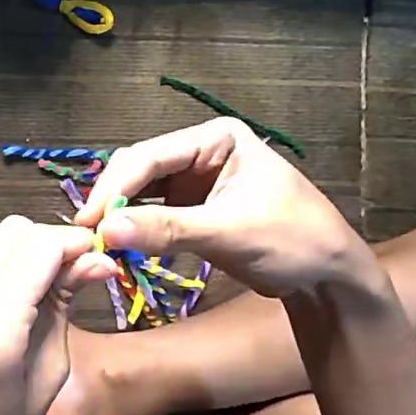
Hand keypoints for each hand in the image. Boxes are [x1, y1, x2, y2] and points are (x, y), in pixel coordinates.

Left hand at [0, 215, 114, 414]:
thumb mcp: (43, 380)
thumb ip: (63, 307)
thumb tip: (97, 261)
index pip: (38, 249)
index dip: (73, 244)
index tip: (94, 257)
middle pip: (12, 233)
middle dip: (49, 243)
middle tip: (72, 272)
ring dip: (21, 252)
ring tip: (41, 286)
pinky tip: (7, 295)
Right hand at [76, 117, 380, 298]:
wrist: (327, 276)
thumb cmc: (293, 240)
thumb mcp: (230, 231)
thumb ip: (168, 229)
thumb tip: (106, 231)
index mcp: (216, 138)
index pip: (152, 155)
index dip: (116, 187)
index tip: (89, 221)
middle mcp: (200, 151)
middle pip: (141, 169)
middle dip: (114, 200)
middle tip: (87, 234)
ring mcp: (194, 180)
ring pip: (141, 191)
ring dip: (120, 215)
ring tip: (97, 241)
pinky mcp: (191, 207)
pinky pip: (152, 213)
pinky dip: (135, 228)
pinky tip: (118, 244)